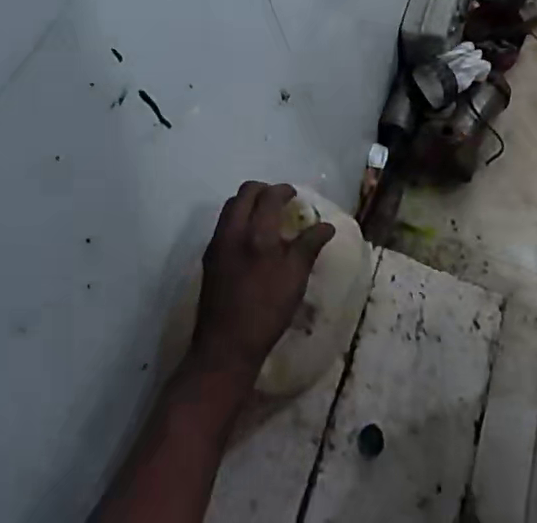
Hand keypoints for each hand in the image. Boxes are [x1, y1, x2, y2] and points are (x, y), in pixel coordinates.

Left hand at [191, 182, 335, 379]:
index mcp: (256, 233)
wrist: (226, 345)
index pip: (269, 196)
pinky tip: (251, 239)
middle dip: (263, 190)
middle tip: (280, 201)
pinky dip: (238, 219)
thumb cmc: (267, 310)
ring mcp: (217, 243)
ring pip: (230, 206)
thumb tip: (326, 226)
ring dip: (248, 203)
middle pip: (245, 193)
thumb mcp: (296, 277)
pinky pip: (224, 224)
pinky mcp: (209, 258)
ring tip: (266, 217)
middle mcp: (232, 231)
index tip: (294, 195)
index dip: (283, 191)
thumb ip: (310, 245)